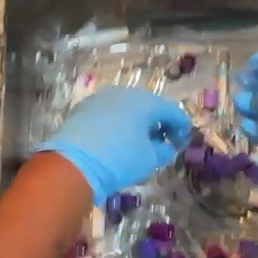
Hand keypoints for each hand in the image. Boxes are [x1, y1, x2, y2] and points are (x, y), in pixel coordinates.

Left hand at [36, 86, 192, 204]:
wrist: (74, 163)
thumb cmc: (120, 159)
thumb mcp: (149, 160)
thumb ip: (162, 151)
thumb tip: (164, 147)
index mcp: (146, 102)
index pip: (172, 111)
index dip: (181, 126)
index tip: (183, 140)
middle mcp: (124, 94)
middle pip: (147, 107)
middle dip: (156, 124)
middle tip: (161, 142)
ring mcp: (100, 99)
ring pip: (125, 109)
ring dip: (135, 123)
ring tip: (137, 142)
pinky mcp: (82, 109)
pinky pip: (107, 114)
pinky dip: (116, 125)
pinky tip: (114, 141)